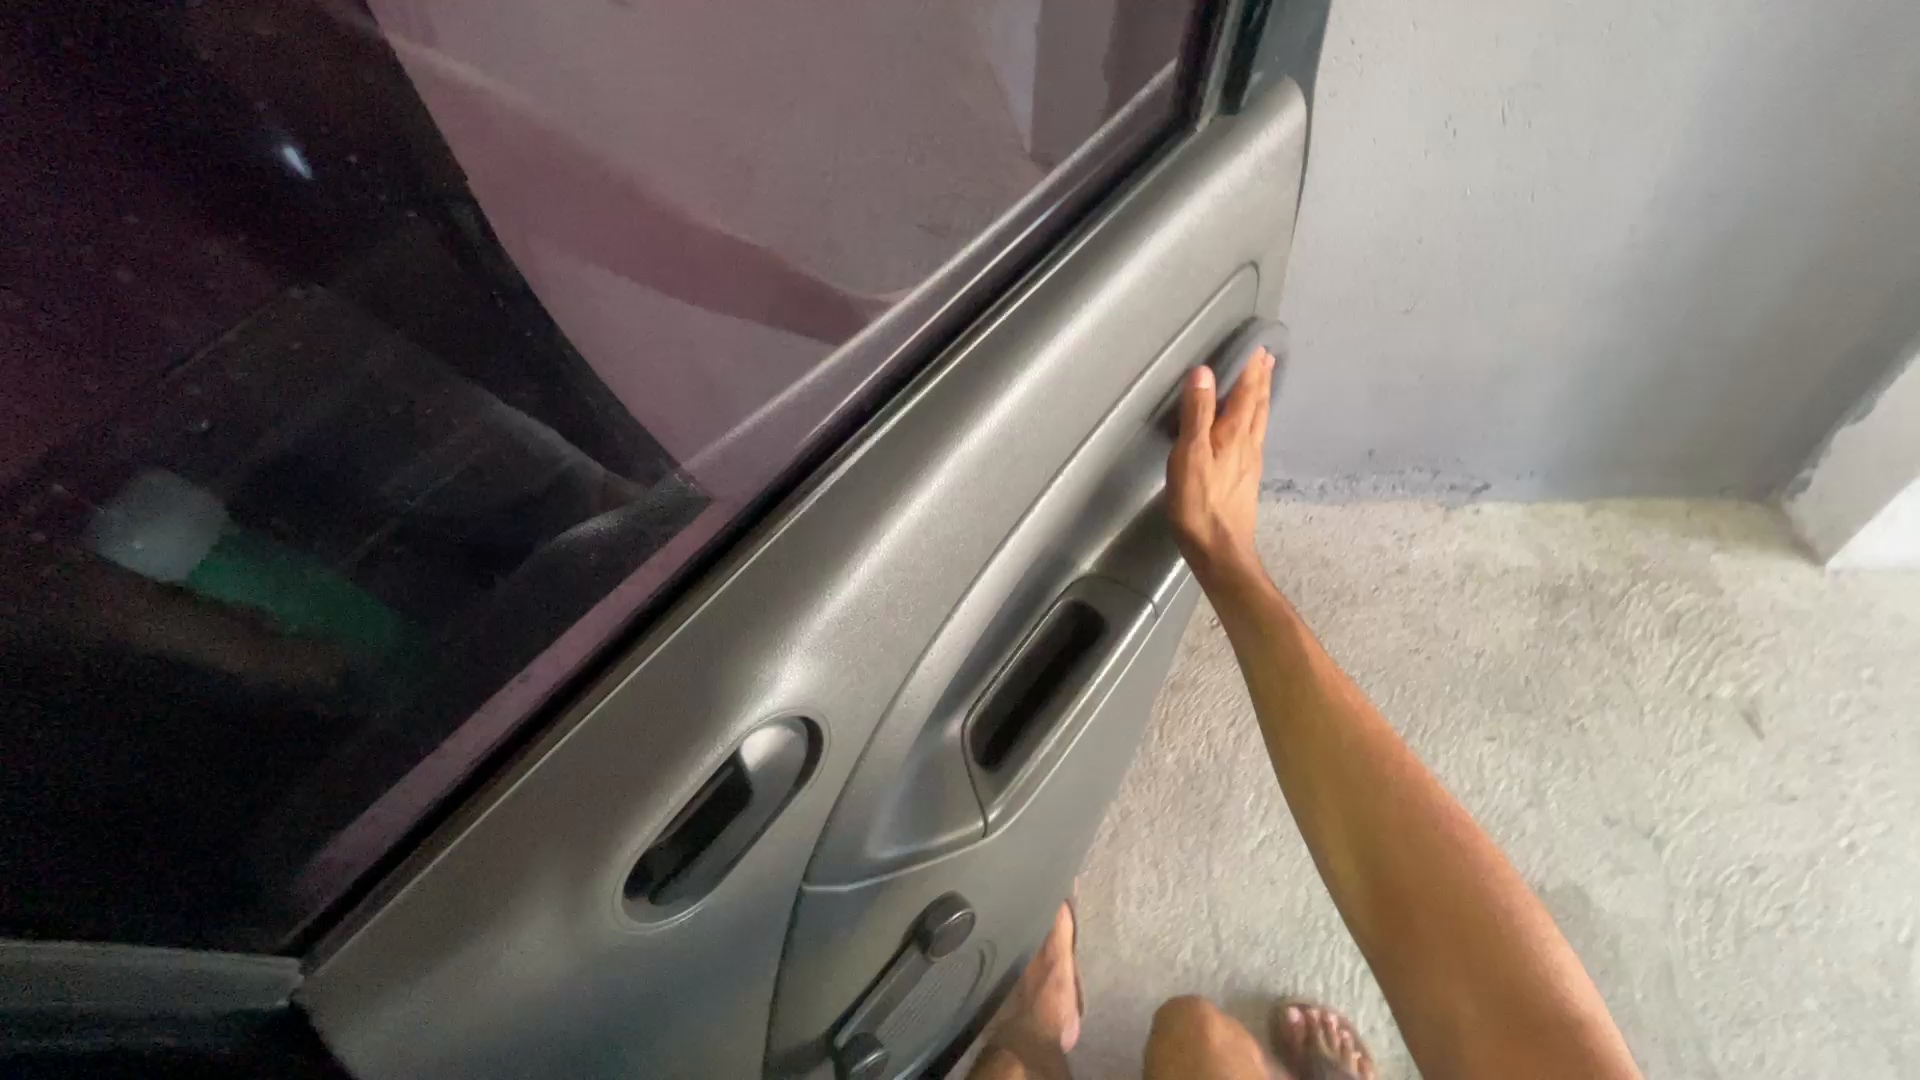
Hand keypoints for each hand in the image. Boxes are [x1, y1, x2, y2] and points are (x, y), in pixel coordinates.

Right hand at [1166, 348, 1272, 587]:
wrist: (1220, 550)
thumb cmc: (1199, 503)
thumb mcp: (1190, 455)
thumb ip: (1197, 414)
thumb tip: (1204, 372)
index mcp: (1234, 434)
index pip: (1246, 394)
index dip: (1251, 371)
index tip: (1258, 348)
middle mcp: (1248, 445)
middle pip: (1258, 406)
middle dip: (1260, 382)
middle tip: (1266, 360)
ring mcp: (1249, 464)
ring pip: (1258, 423)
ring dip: (1260, 401)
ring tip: (1262, 386)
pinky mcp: (1245, 481)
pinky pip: (1253, 440)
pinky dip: (1254, 423)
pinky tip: (1250, 431)